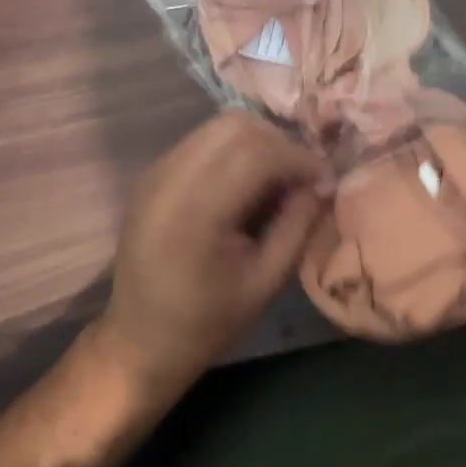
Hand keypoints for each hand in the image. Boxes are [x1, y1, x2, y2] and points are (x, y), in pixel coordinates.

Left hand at [96, 111, 326, 394]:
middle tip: (301, 179)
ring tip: (276, 181)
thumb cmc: (207, 322)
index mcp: (196, 211)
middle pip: (237, 125)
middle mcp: (170, 178)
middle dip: (280, 143)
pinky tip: (246, 186)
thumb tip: (322, 182)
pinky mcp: (153, 173)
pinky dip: (234, 150)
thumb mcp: (266, 281)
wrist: (140, 341)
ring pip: (220, 125)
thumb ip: (298, 224)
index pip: (258, 152)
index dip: (300, 159)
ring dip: (258, 143)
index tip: (325, 182)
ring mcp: (157, 171)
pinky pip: (203, 140)